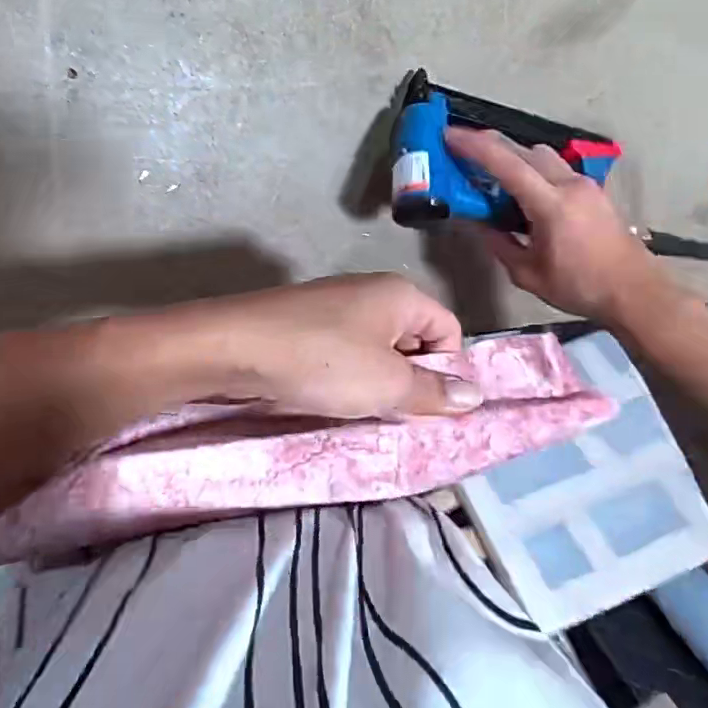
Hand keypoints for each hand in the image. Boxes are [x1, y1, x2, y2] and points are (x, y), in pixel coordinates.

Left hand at [195, 274, 481, 418]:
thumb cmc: (322, 361)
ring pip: (375, 350)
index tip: (434, 406)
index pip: (448, 329)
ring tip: (363, 412)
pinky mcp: (303, 324)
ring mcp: (332, 306)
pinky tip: (331, 399)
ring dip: (377, 383)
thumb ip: (432, 391)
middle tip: (399, 415)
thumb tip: (475, 394)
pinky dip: (345, 377)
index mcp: (399, 294)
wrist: (233, 347)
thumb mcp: (386, 384)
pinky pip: (342, 353)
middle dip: (412, 378)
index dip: (449, 368)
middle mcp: (370, 292)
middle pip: (412, 338)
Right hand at [445, 126, 674, 319]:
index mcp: (551, 205)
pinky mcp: (593, 191)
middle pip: (523, 150)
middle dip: (490, 146)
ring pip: (542, 156)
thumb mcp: (527, 274)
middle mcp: (570, 185)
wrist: (634, 291)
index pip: (507, 164)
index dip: (474, 147)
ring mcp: (585, 185)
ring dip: (514, 158)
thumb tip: (477, 223)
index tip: (449, 136)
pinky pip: (556, 169)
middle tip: (462, 152)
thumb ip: (499, 244)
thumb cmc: (579, 287)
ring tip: (492, 177)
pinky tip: (523, 193)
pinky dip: (533, 171)